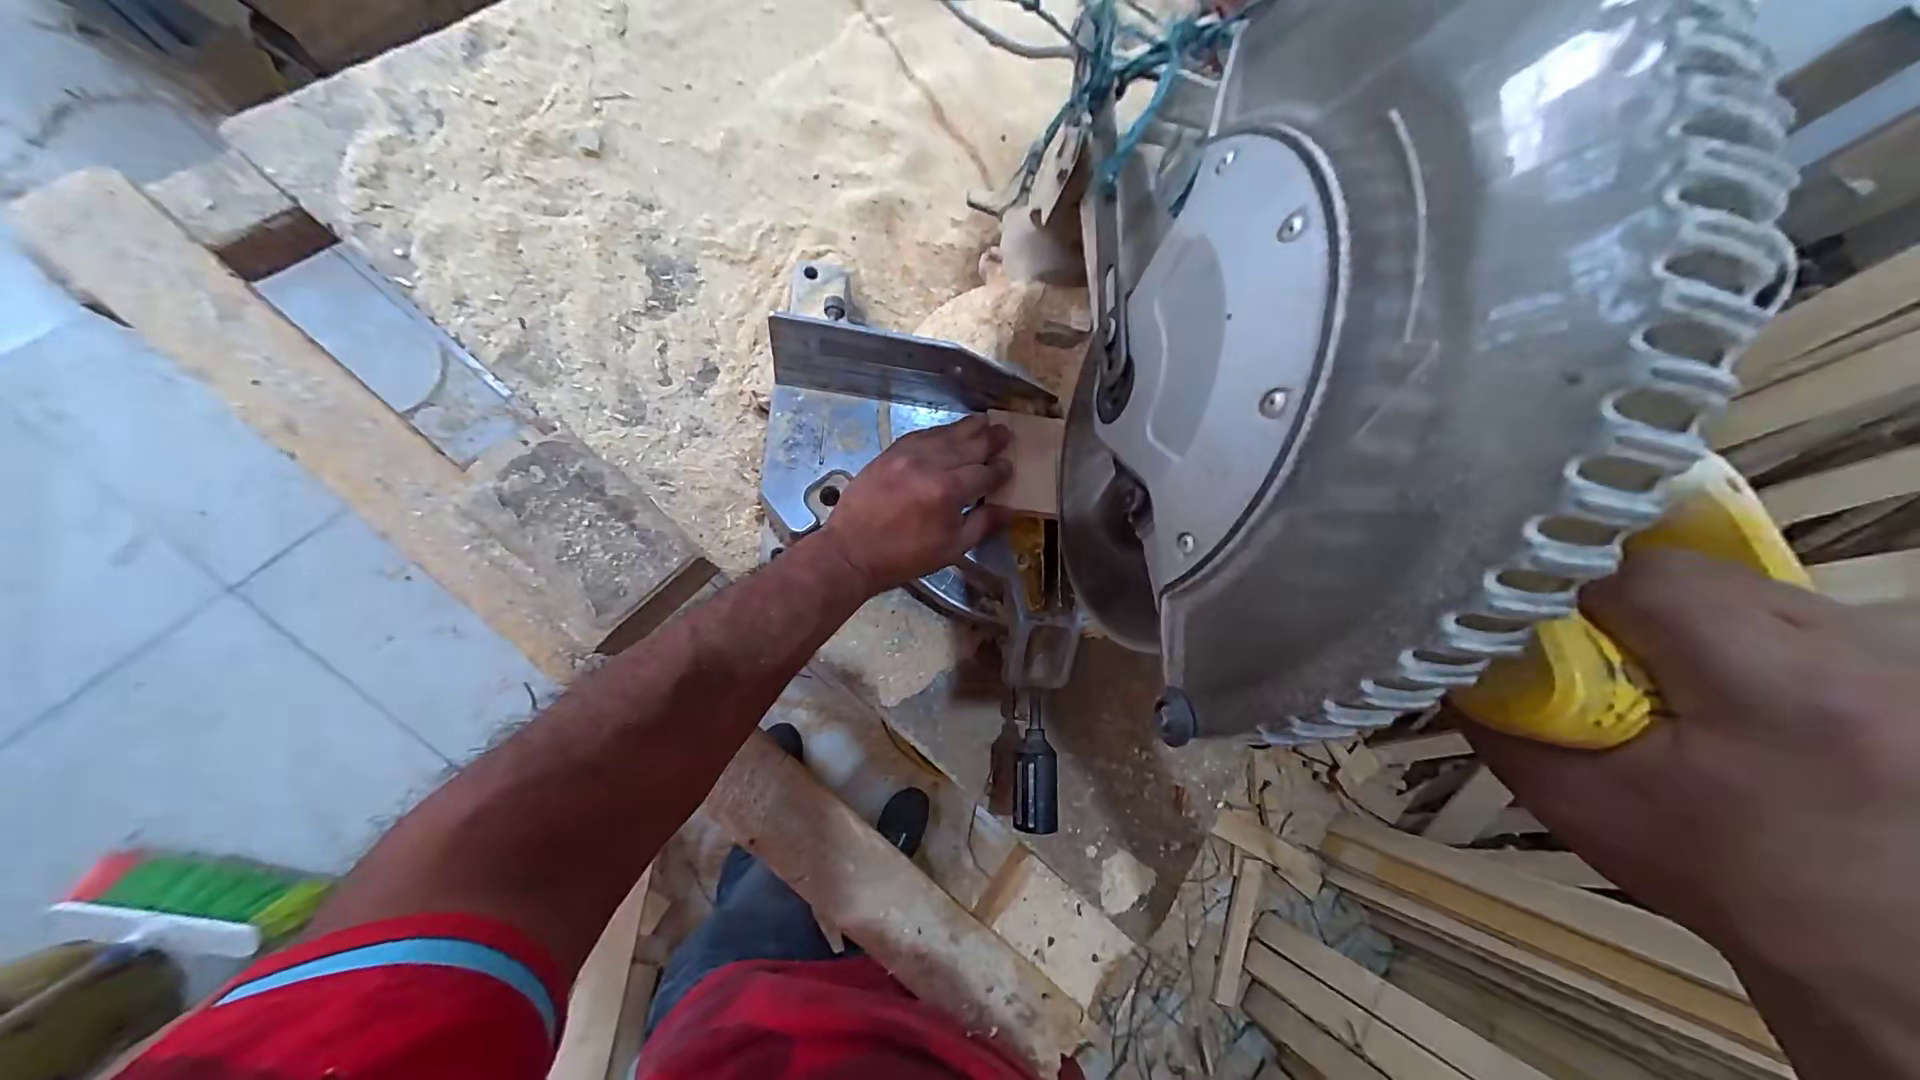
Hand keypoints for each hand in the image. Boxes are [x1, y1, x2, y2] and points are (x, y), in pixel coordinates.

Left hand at [817, 414, 1014, 593]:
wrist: (852, 551)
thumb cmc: (905, 557)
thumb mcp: (951, 549)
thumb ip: (982, 524)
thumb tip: (1008, 509)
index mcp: (949, 491)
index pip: (985, 473)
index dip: (1000, 470)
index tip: (1009, 466)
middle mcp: (931, 465)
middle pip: (969, 445)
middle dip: (990, 440)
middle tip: (1005, 433)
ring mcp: (908, 455)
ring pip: (945, 435)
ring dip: (968, 428)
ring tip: (984, 421)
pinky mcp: (890, 453)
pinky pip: (921, 434)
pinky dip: (939, 431)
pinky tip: (949, 430)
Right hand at [1469, 550, 1919, 1076]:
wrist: (1876, 944)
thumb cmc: (1711, 875)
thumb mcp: (1575, 801)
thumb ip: (1501, 721)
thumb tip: (1453, 660)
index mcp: (1780, 692)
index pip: (1648, 579)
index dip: (1576, 593)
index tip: (1546, 630)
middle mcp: (1866, 655)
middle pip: (1699, 571)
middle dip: (1627, 599)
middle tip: (1595, 651)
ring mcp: (1908, 657)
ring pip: (1745, 581)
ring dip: (1684, 609)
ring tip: (1658, 665)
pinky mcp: (1917, 663)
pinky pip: (1794, 607)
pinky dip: (1738, 626)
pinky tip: (1727, 677)